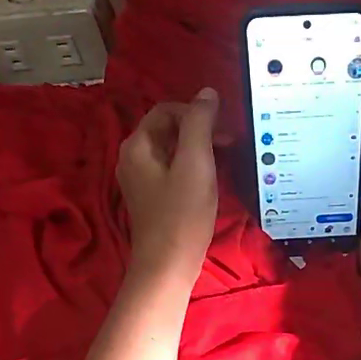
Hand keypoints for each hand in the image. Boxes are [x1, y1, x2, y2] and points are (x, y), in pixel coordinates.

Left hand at [118, 90, 219, 287]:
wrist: (167, 266)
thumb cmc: (182, 215)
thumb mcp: (195, 164)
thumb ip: (200, 124)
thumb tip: (207, 93)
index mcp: (138, 145)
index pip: (167, 110)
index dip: (196, 113)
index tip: (223, 130)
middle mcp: (132, 158)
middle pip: (167, 129)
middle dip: (199, 130)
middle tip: (228, 145)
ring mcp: (140, 180)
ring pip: (171, 150)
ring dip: (197, 149)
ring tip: (222, 162)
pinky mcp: (151, 198)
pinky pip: (171, 170)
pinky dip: (191, 167)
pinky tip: (208, 181)